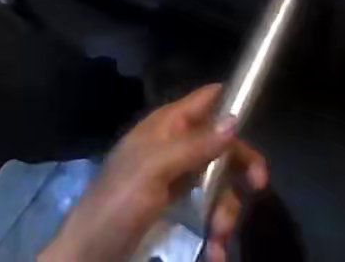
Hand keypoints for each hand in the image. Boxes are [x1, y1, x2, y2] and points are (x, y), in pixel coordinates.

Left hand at [39, 84, 269, 261]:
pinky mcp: (176, 212)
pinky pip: (207, 212)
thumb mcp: (154, 169)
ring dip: (227, 208)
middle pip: (222, 143)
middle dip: (239, 166)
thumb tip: (236, 119)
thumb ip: (195, 144)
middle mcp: (176, 146)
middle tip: (259, 185)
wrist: (86, 258)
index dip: (233, 102)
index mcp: (167, 125)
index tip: (258, 119)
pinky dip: (216, 230)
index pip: (207, 99)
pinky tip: (215, 251)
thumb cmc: (116, 204)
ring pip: (218, 181)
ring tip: (221, 237)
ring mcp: (176, 179)